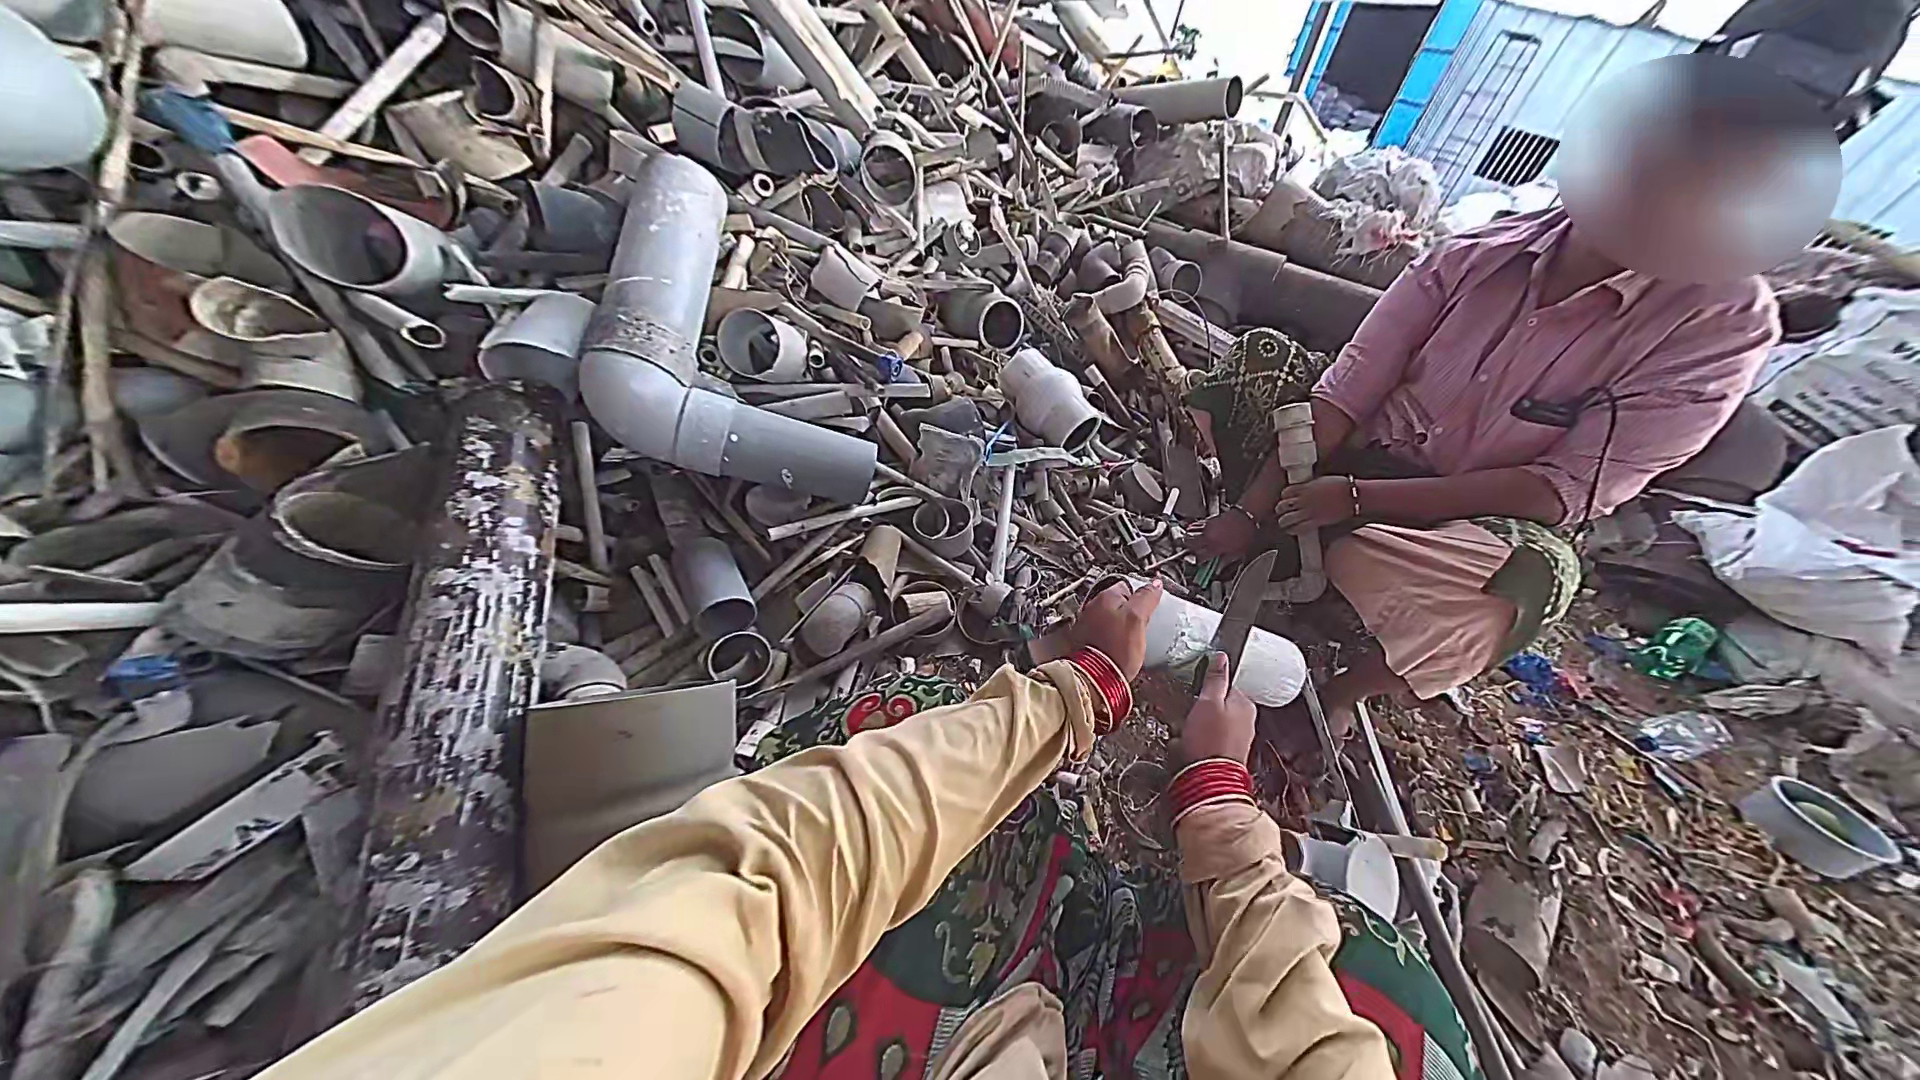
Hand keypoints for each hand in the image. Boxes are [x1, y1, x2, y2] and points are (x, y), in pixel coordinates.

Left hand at [1066, 579, 1161, 679]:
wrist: (1096, 678)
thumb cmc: (1115, 650)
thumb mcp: (1137, 619)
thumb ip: (1146, 598)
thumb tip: (1154, 584)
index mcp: (1104, 598)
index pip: (1128, 586)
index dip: (1142, 596)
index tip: (1151, 606)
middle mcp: (1092, 608)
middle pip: (1118, 603)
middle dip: (1132, 612)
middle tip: (1144, 624)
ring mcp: (1087, 625)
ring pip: (1111, 619)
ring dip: (1122, 625)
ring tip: (1134, 638)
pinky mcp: (1087, 642)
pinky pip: (1105, 634)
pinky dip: (1114, 638)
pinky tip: (1121, 647)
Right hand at [1181, 651, 1255, 764]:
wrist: (1208, 779)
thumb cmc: (1209, 740)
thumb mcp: (1208, 701)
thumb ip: (1215, 678)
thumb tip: (1221, 657)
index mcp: (1245, 705)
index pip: (1223, 685)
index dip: (1205, 689)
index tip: (1195, 694)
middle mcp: (1245, 721)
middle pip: (1215, 703)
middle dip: (1198, 708)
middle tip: (1189, 715)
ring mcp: (1236, 738)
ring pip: (1208, 721)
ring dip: (1193, 725)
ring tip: (1185, 733)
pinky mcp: (1224, 752)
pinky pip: (1205, 738)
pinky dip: (1194, 740)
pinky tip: (1187, 745)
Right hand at [1189, 508, 1256, 558]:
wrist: (1247, 518)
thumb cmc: (1245, 535)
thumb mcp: (1237, 553)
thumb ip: (1224, 560)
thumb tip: (1218, 566)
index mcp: (1215, 547)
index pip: (1200, 556)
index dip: (1198, 560)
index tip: (1198, 560)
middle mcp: (1209, 537)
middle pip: (1190, 542)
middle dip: (1188, 547)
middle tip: (1189, 550)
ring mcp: (1207, 528)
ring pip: (1190, 532)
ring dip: (1188, 538)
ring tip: (1189, 540)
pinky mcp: (1209, 520)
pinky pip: (1196, 525)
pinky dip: (1194, 529)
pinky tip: (1197, 532)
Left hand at [1274, 476, 1356, 533]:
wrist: (1355, 495)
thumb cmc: (1343, 486)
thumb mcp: (1321, 481)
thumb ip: (1309, 486)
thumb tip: (1302, 489)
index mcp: (1306, 487)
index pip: (1286, 492)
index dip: (1284, 497)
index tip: (1286, 499)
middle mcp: (1305, 499)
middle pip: (1283, 506)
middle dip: (1280, 510)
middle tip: (1281, 512)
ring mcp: (1310, 511)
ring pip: (1287, 519)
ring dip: (1283, 521)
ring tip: (1283, 523)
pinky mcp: (1317, 521)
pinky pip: (1299, 528)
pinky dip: (1292, 529)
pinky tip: (1291, 530)